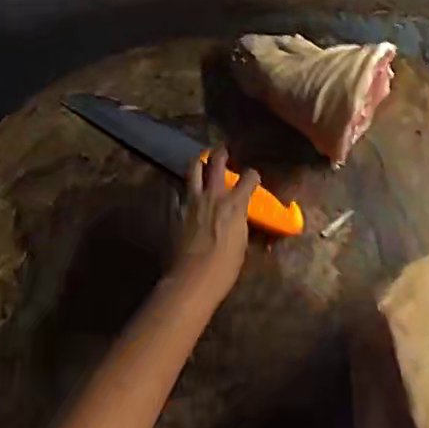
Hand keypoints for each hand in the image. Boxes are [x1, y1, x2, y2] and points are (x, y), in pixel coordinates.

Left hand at [172, 147, 258, 303]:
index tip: (253, 177)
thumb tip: (245, 222)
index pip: (249, 178)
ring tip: (201, 161)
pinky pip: (178, 193)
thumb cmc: (225, 265)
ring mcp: (191, 201)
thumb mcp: (242, 243)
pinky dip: (183, 191)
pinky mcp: (175, 211)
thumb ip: (242, 224)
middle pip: (217, 163)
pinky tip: (184, 195)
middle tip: (223, 148)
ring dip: (198, 163)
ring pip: (192, 170)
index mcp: (235, 203)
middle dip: (222, 153)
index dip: (253, 175)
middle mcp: (214, 195)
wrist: (192, 279)